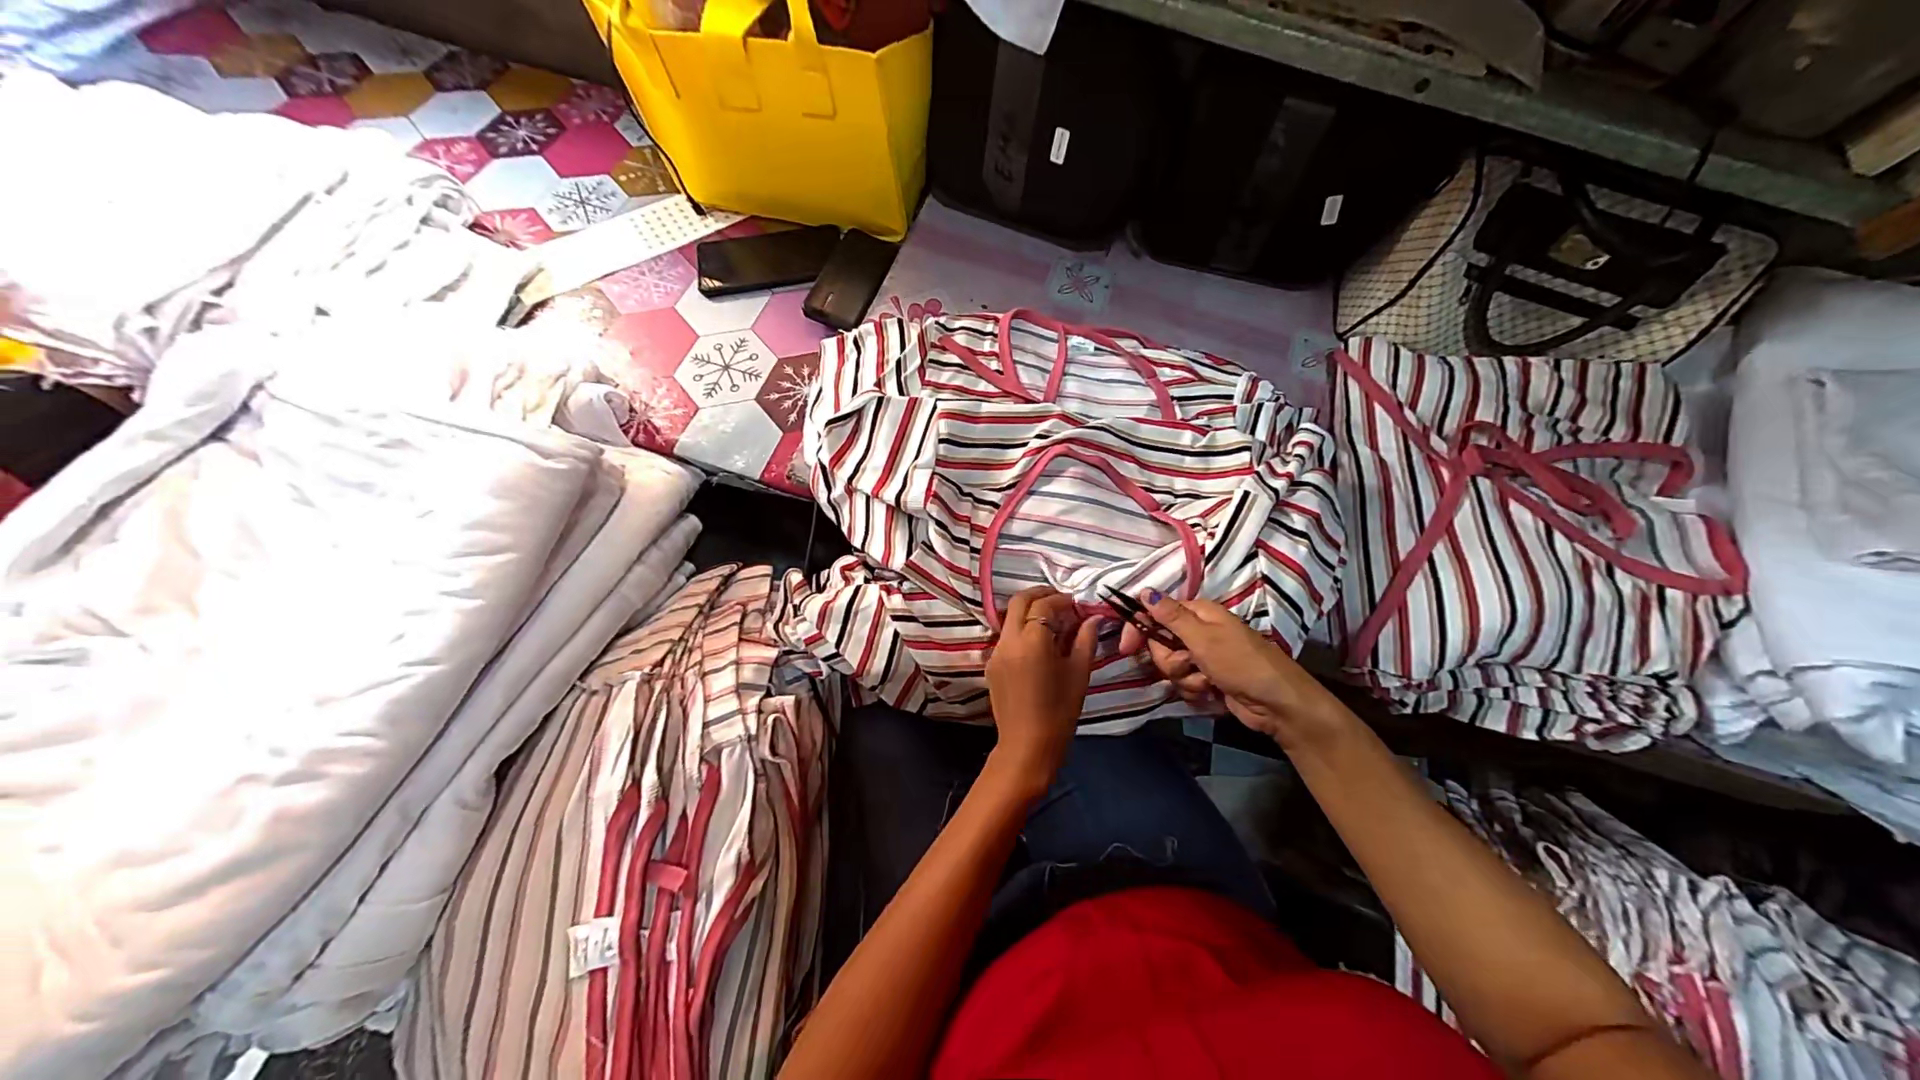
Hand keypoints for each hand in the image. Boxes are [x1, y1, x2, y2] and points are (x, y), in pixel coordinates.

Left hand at [985, 587, 1100, 789]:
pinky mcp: (991, 665)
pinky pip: (1005, 636)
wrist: (1027, 744)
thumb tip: (1092, 618)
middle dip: (1040, 595)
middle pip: (1019, 602)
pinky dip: (1020, 629)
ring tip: (1051, 621)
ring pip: (1009, 618)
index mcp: (1032, 641)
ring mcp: (996, 652)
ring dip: (1028, 611)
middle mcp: (1009, 641)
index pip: (1044, 606)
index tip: (1076, 604)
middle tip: (1060, 601)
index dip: (1061, 599)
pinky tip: (1037, 642)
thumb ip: (1085, 640)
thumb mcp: (1079, 673)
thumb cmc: (1060, 710)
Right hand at [1119, 591, 1350, 749]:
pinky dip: (1195, 691)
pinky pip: (1184, 684)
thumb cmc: (1241, 663)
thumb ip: (1170, 616)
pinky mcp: (1207, 680)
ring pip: (1171, 668)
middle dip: (1170, 660)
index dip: (1138, 629)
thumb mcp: (1203, 637)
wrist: (1277, 703)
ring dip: (1185, 679)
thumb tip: (1144, 591)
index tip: (1125, 648)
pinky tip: (1212, 693)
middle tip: (1190, 663)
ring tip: (1208, 682)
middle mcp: (1198, 632)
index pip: (1155, 614)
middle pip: (1160, 645)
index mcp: (1198, 613)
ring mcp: (1203, 658)